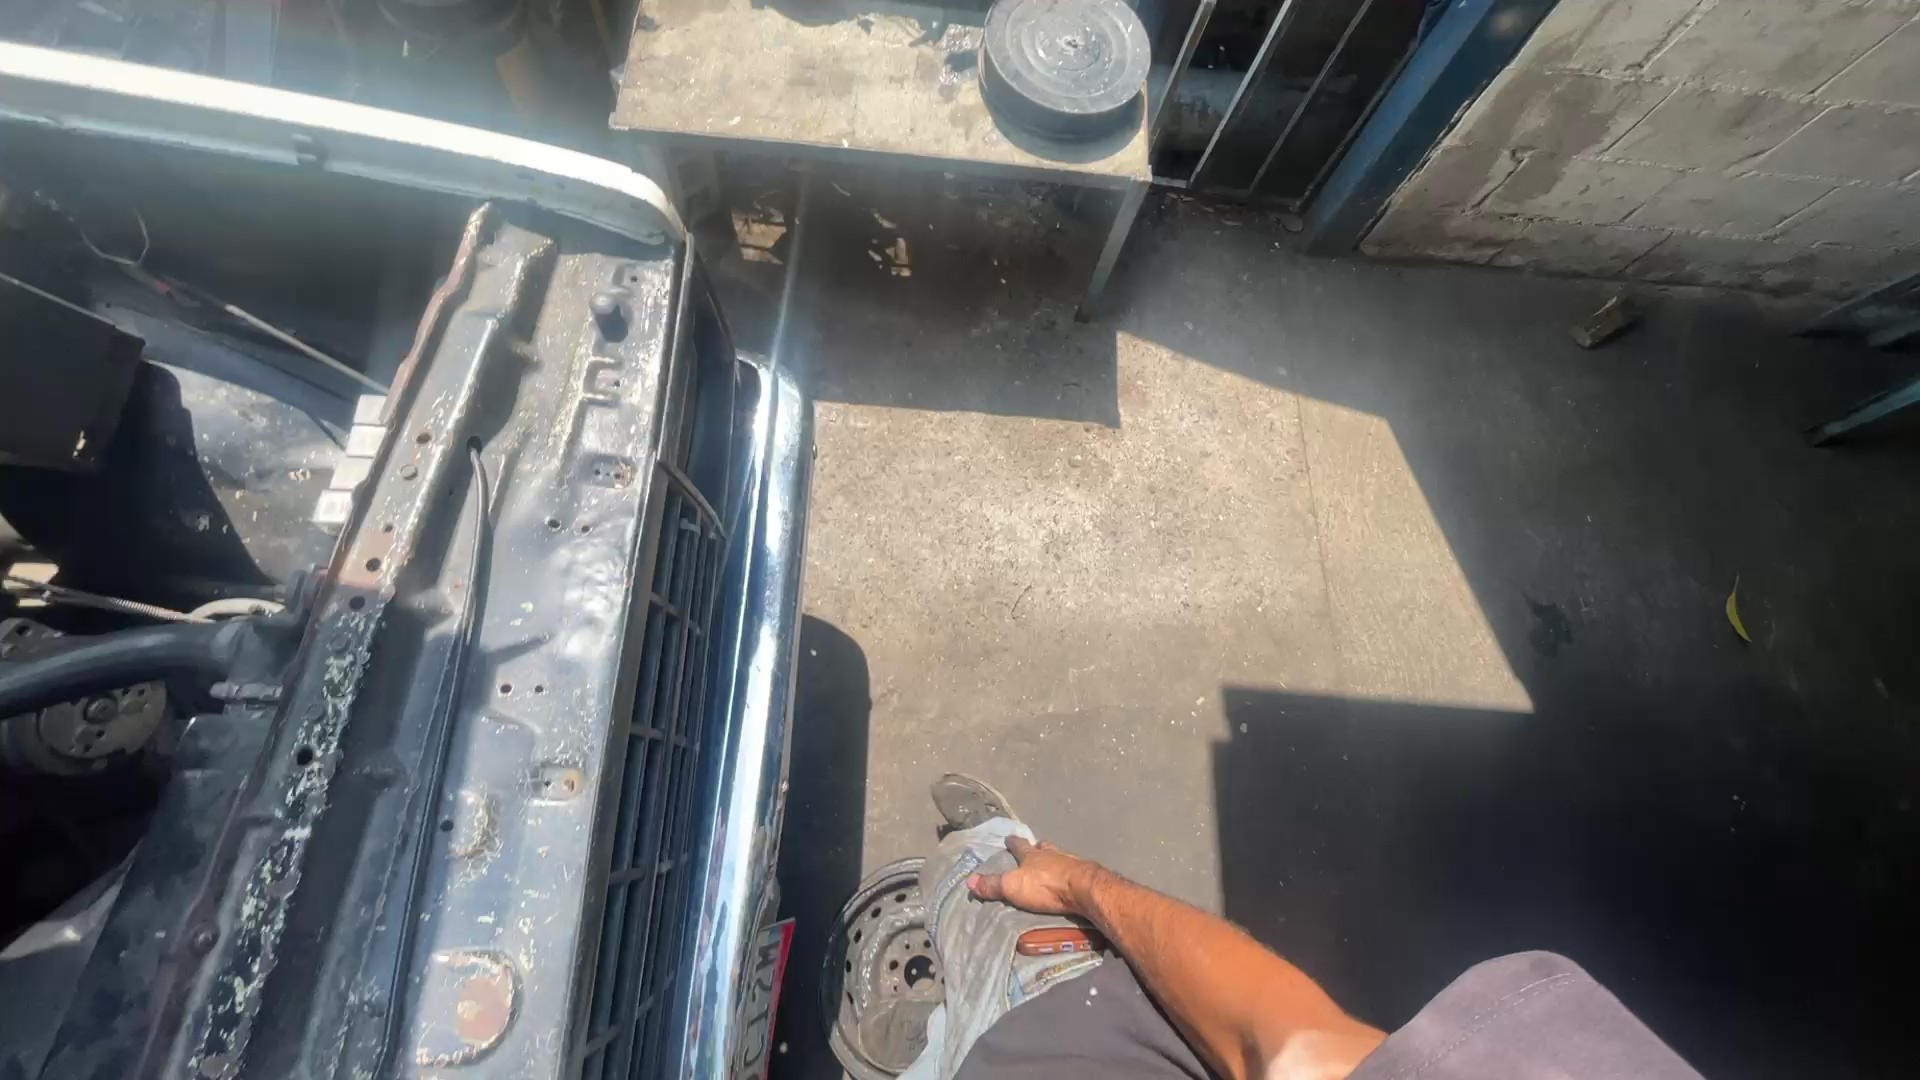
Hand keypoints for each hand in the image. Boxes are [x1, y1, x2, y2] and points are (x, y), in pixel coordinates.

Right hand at [967, 836, 1102, 915]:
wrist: (1082, 888)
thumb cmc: (1045, 885)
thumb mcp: (1013, 887)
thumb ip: (993, 885)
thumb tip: (969, 881)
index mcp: (1031, 855)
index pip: (1019, 845)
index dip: (1013, 842)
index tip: (1009, 837)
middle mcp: (1050, 854)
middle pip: (1042, 847)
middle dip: (1037, 846)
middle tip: (1035, 846)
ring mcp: (1069, 862)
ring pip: (1058, 855)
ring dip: (1053, 857)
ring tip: (1051, 859)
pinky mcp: (1083, 873)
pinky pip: (1072, 868)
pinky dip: (1068, 870)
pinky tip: (1069, 875)